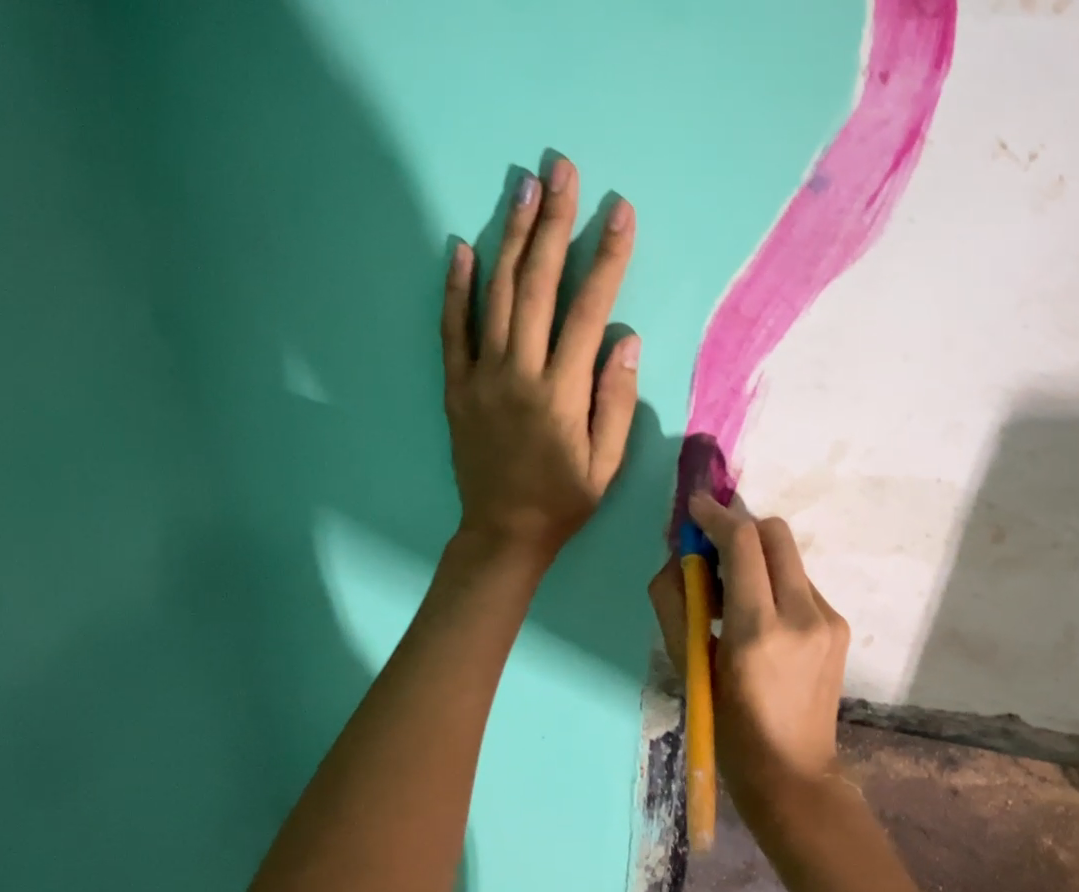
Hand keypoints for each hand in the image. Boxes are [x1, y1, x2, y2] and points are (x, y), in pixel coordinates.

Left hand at [440, 157, 639, 561]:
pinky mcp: (457, 387)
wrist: (503, 533)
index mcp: (561, 392)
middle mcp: (519, 373)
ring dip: (511, 239)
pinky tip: (462, 247)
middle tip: (562, 170)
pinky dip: (455, 288)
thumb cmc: (564, 501)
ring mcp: (482, 377)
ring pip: (496, 296)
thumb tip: (625, 339)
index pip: (589, 310)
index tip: (619, 210)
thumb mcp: (607, 463)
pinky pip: (453, 330)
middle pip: (537, 286)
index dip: (607, 256)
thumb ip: (615, 401)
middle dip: (554, 224)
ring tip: (524, 189)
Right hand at [649, 493, 849, 808]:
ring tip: (731, 595)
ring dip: (756, 559)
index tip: (693, 509)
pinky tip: (758, 620)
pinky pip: (800, 585)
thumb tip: (678, 556)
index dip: (715, 517)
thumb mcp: (688, 666)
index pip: (743, 543)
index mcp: (758, 629)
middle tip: (709, 550)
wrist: (793, 773)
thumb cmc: (727, 728)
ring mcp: (828, 620)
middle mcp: (803, 615)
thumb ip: (676, 603)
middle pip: (775, 533)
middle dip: (739, 528)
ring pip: (789, 558)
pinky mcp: (839, 628)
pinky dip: (773, 585)